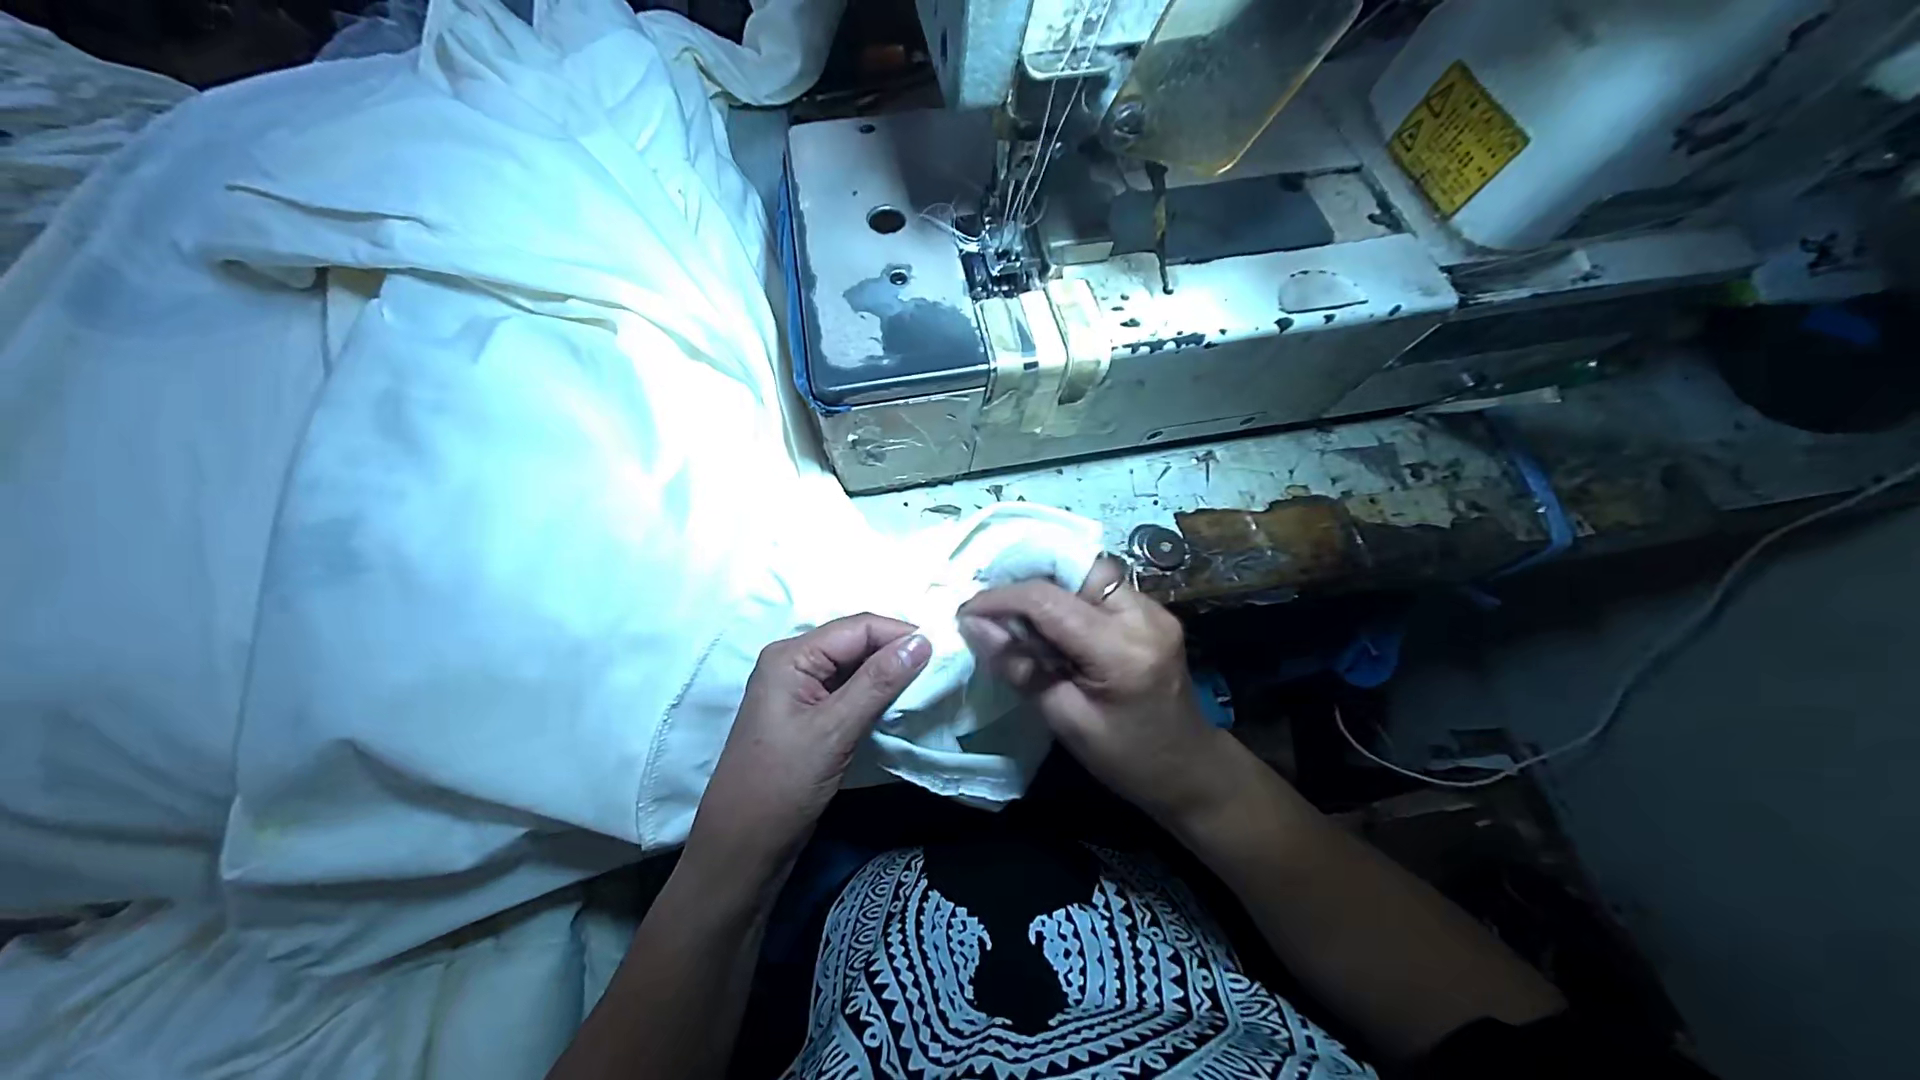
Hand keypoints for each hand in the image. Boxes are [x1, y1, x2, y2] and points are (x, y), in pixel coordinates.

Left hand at [688, 615, 931, 873]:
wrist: (744, 848)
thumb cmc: (782, 784)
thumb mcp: (834, 729)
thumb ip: (878, 681)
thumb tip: (922, 642)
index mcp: (791, 656)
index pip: (857, 627)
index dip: (900, 633)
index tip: (942, 651)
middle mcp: (794, 663)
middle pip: (856, 641)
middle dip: (896, 650)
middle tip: (939, 668)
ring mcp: (800, 689)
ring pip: (855, 665)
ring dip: (889, 672)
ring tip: (927, 683)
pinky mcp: (809, 714)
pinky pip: (849, 689)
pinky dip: (876, 692)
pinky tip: (900, 703)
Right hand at [957, 561, 1234, 822]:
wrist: (1189, 770)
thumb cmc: (1127, 759)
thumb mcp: (1066, 721)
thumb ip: (1020, 668)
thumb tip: (975, 626)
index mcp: (1122, 650)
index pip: (1048, 601)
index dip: (1000, 600)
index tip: (967, 613)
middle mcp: (1144, 615)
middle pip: (1076, 569)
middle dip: (1029, 581)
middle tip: (995, 609)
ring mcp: (1154, 610)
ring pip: (1089, 572)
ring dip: (1049, 587)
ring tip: (1018, 616)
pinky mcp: (1153, 614)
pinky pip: (1102, 588)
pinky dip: (1069, 597)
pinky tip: (1051, 623)